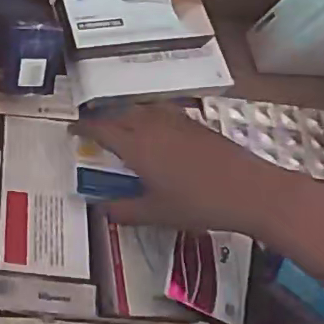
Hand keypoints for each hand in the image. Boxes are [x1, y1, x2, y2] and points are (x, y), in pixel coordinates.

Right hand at [74, 104, 300, 236]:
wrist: (251, 191)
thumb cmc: (199, 203)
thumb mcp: (157, 213)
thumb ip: (124, 210)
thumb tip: (102, 209)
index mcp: (136, 146)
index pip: (100, 129)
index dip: (83, 128)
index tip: (72, 131)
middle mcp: (152, 126)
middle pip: (119, 114)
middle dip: (103, 120)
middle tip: (95, 133)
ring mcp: (175, 121)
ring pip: (141, 109)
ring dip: (126, 115)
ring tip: (123, 128)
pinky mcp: (195, 123)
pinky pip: (161, 112)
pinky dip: (149, 117)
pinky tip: (156, 132)